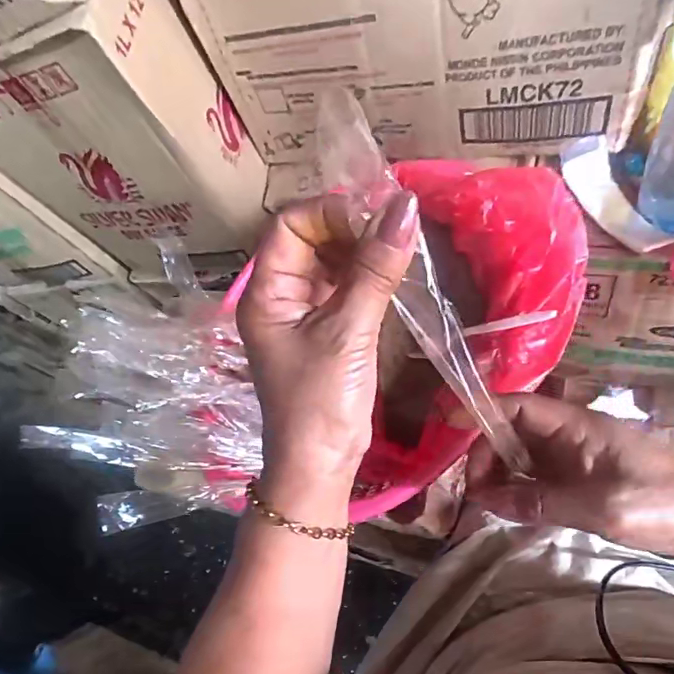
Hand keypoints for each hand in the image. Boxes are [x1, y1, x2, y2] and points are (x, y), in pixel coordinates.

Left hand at [239, 192, 418, 497]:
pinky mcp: (328, 334)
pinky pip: (347, 290)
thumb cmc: (321, 403)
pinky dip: (370, 278)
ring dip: (365, 252)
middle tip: (399, 227)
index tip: (377, 216)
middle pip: (312, 239)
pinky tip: (396, 274)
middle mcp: (281, 297)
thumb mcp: (348, 333)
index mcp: (267, 292)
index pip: (291, 224)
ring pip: (333, 264)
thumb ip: (376, 270)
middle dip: (353, 228)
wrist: (320, 466)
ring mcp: (305, 316)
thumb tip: (406, 206)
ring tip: (403, 246)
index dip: (332, 211)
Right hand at [464, 394, 673, 567]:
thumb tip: (484, 499)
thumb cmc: (661, 505)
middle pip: (512, 430)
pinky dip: (517, 489)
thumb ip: (539, 501)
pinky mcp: (582, 480)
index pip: (517, 406)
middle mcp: (571, 435)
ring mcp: (576, 458)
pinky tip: (507, 509)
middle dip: (484, 454)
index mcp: (576, 425)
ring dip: (498, 474)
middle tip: (473, 493)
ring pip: (522, 455)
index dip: (479, 409)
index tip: (445, 423)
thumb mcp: (598, 507)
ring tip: (484, 504)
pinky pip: (537, 477)